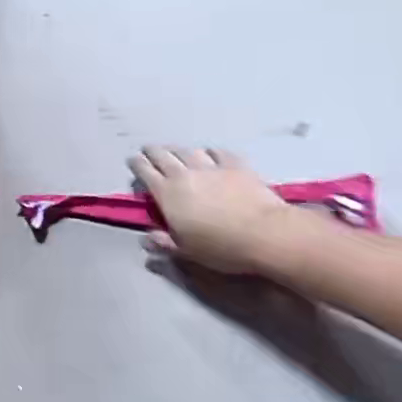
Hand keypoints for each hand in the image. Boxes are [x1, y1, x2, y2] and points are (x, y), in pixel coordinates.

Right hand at [127, 145, 322, 274]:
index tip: (134, 163)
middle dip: (152, 152)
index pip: (143, 169)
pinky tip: (211, 155)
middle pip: (161, 154)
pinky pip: (218, 152)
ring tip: (178, 154)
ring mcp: (210, 168)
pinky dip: (211, 152)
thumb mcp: (187, 251)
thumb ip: (163, 242)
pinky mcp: (235, 166)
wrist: (268, 235)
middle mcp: (183, 174)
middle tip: (150, 153)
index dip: (136, 164)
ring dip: (179, 151)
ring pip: (187, 150)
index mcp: (165, 192)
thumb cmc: (222, 246)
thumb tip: (146, 239)